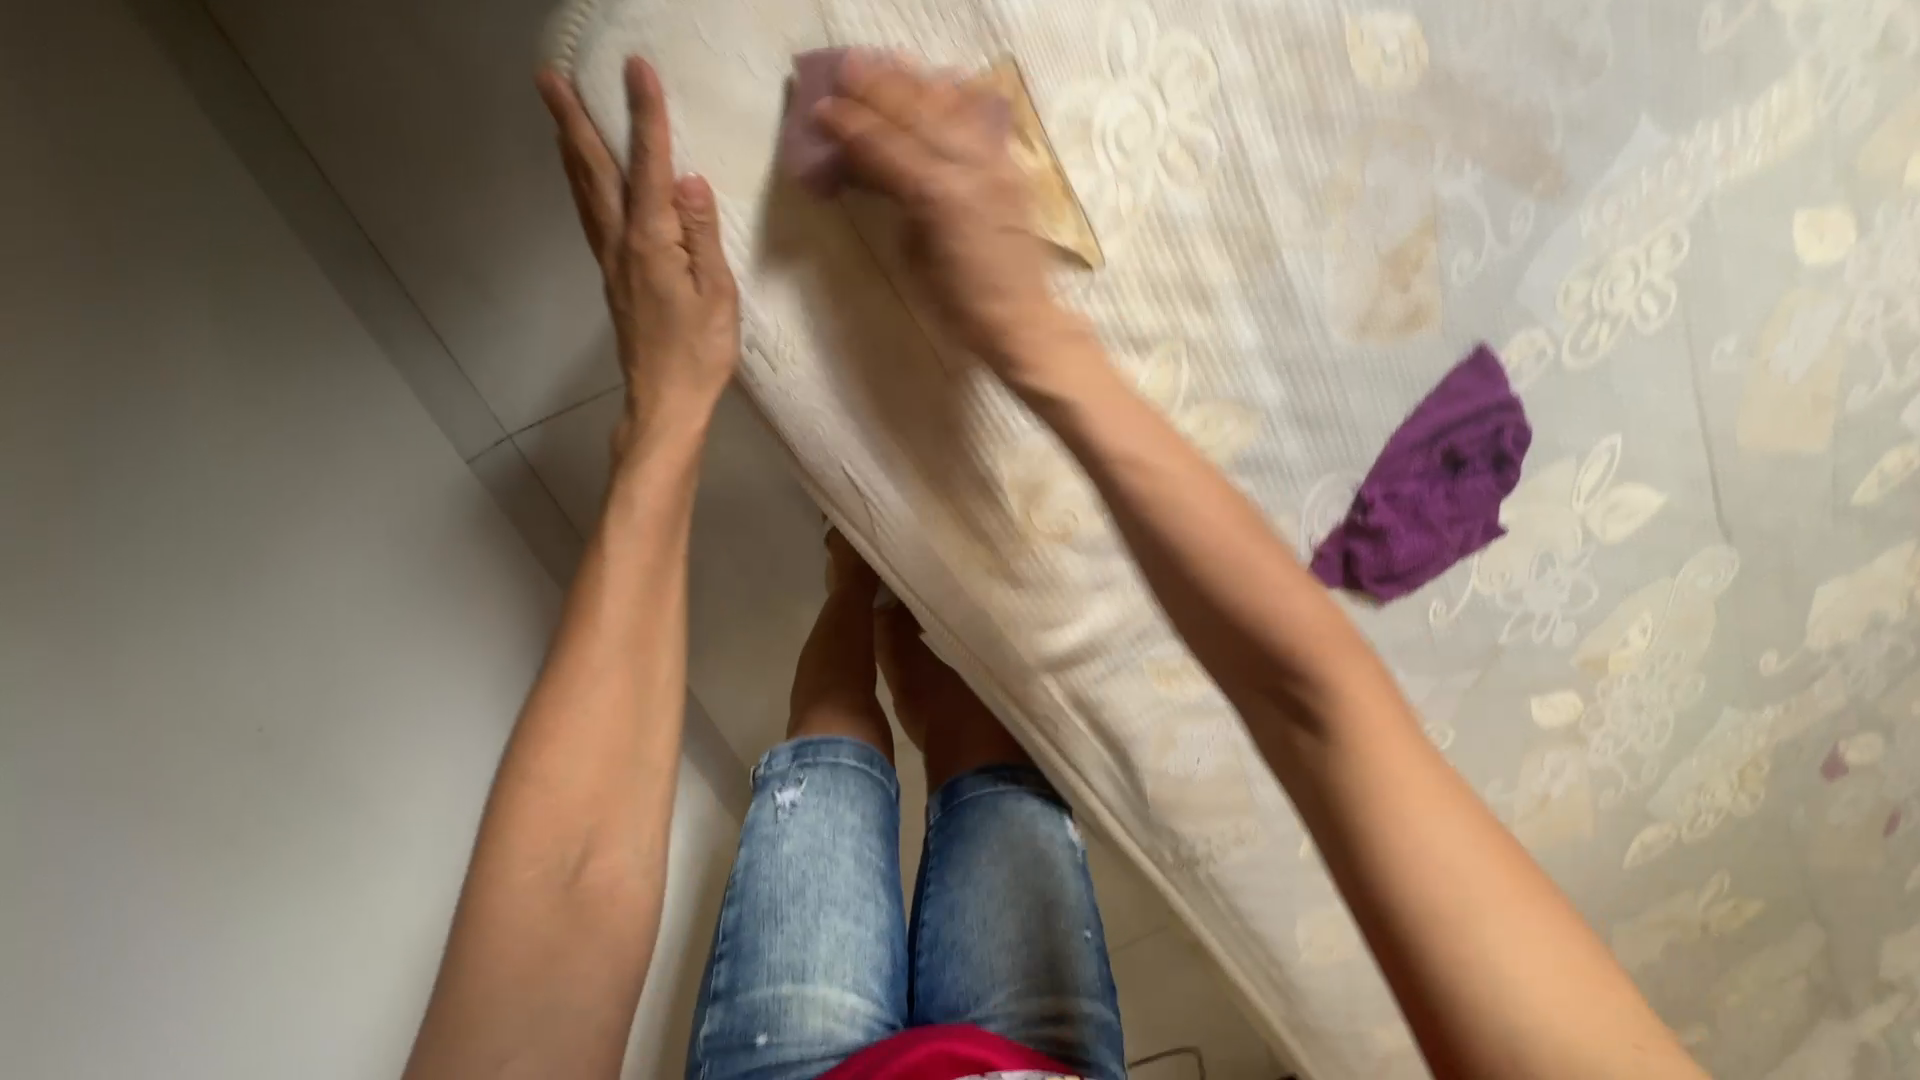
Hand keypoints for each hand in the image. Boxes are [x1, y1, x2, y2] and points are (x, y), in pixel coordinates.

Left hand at [538, 58, 738, 457]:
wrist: (665, 400)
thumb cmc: (700, 353)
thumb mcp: (718, 295)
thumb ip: (702, 236)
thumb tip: (688, 181)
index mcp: (651, 243)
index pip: (649, 167)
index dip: (645, 116)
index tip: (637, 68)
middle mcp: (621, 243)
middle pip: (592, 171)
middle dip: (572, 120)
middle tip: (548, 76)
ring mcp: (611, 262)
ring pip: (584, 193)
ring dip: (570, 148)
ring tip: (558, 114)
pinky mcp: (613, 278)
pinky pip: (591, 216)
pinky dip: (581, 185)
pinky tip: (584, 181)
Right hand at [815, 53, 1071, 379]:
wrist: (1020, 319)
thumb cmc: (958, 305)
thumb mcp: (913, 257)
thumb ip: (896, 203)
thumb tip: (875, 171)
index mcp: (935, 194)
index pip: (883, 144)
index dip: (848, 123)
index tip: (821, 108)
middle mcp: (967, 167)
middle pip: (915, 110)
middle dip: (876, 87)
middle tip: (845, 70)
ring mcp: (995, 163)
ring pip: (950, 105)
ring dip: (914, 81)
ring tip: (887, 63)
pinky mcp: (1013, 168)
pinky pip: (982, 119)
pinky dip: (958, 96)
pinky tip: (941, 84)